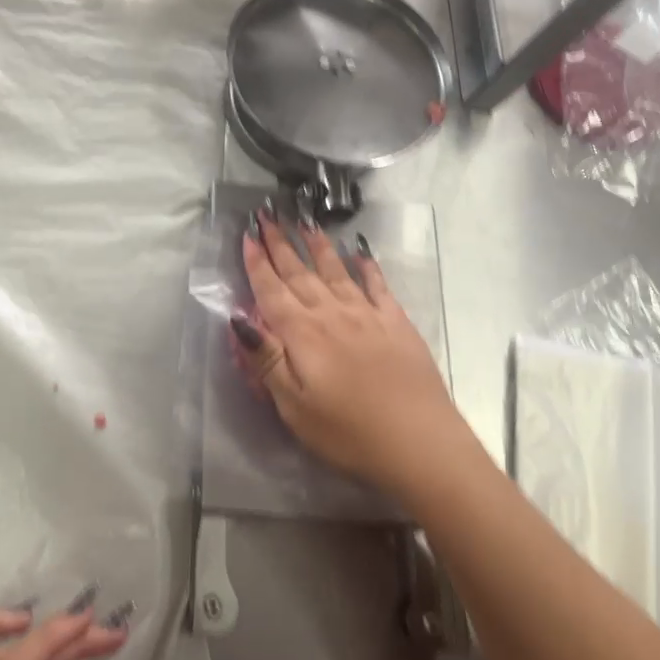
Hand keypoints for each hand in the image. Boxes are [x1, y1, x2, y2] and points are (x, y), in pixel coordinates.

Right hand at [234, 205, 474, 498]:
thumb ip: (267, 360)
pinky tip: (360, 253)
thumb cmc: (348, 433)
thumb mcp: (294, 407)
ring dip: (318, 246)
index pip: (272, 290)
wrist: (420, 443)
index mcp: (302, 334)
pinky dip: (367, 267)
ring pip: (336, 271)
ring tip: (306, 223)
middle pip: (300, 273)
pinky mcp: (397, 325)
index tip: (247, 234)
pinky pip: (377, 286)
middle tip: (267, 216)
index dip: (257, 262)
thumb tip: (239, 319)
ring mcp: (367, 316)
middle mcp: (332, 314)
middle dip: (280, 244)